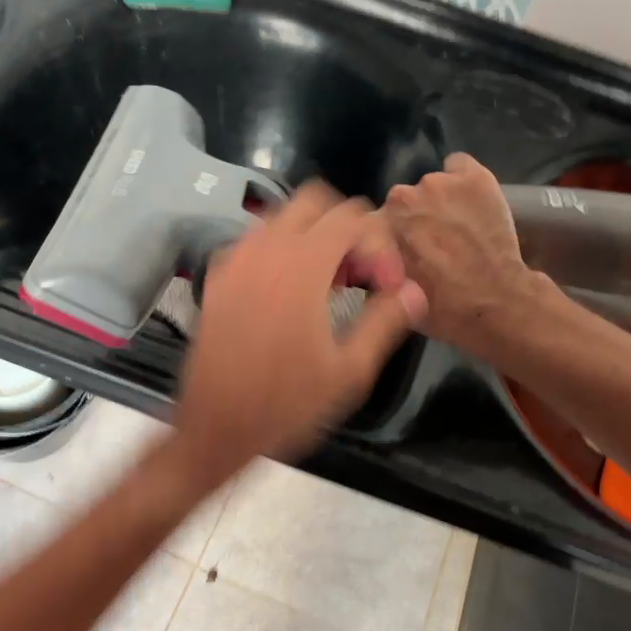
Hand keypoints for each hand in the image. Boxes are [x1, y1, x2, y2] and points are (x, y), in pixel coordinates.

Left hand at [173, 182, 427, 474]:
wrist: (216, 427)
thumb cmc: (286, 404)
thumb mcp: (349, 371)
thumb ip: (386, 321)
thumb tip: (415, 292)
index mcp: (302, 264)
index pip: (353, 217)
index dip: (380, 245)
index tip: (388, 285)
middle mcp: (265, 248)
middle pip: (316, 202)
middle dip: (346, 229)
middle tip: (359, 274)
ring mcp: (235, 260)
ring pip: (282, 218)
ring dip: (313, 238)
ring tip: (329, 286)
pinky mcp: (217, 278)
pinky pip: (255, 242)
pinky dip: (280, 252)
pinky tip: (290, 296)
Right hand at [384, 153, 542, 351]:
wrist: (493, 303)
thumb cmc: (439, 310)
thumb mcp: (390, 297)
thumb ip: (374, 270)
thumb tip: (370, 265)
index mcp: (375, 226)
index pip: (375, 223)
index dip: (390, 239)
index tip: (405, 253)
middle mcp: (400, 197)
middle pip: (403, 202)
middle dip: (414, 218)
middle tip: (433, 242)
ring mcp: (438, 183)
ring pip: (432, 185)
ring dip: (439, 202)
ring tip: (458, 226)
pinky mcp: (472, 176)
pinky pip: (459, 166)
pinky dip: (463, 181)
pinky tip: (472, 202)